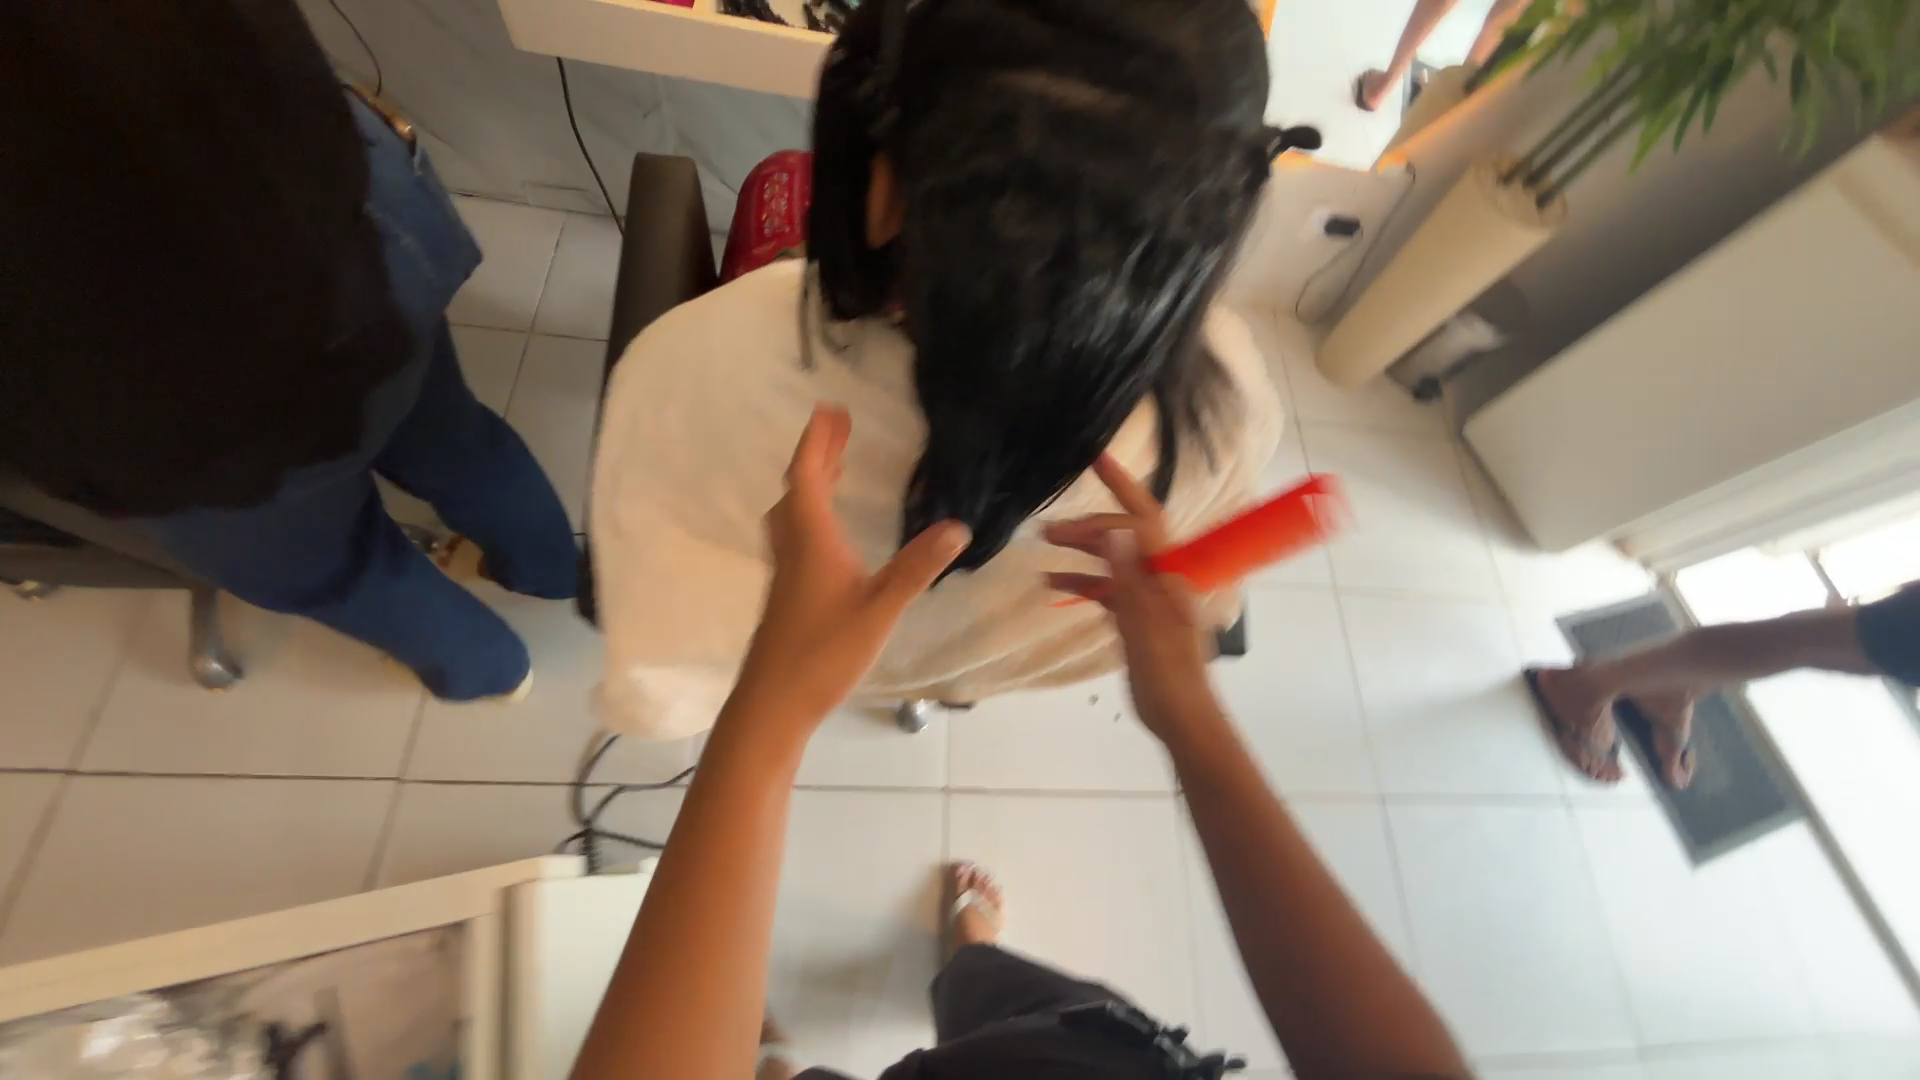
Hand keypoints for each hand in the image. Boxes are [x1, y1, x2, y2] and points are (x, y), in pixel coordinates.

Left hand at [730, 405, 970, 725]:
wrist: (772, 704)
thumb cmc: (824, 653)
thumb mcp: (879, 610)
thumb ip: (916, 568)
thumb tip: (958, 527)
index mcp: (812, 542)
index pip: (809, 477)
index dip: (819, 441)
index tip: (831, 408)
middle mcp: (793, 549)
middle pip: (798, 489)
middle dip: (818, 453)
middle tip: (838, 428)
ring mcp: (785, 573)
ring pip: (791, 514)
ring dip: (810, 483)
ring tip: (833, 468)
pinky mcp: (785, 595)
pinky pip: (794, 536)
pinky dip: (809, 514)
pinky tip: (826, 534)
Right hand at [1045, 455, 1221, 742]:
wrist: (1181, 718)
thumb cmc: (1167, 675)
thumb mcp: (1144, 625)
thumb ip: (1128, 577)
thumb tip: (1116, 532)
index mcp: (1171, 572)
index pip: (1142, 521)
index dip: (1120, 488)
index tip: (1093, 462)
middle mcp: (1162, 575)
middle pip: (1126, 535)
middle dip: (1090, 523)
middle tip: (1050, 522)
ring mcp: (1150, 596)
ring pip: (1114, 560)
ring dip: (1081, 550)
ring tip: (1045, 541)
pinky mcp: (1138, 617)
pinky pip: (1108, 588)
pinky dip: (1083, 581)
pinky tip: (1052, 579)